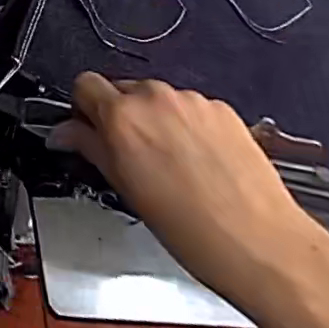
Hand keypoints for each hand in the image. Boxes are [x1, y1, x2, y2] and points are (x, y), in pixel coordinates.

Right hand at [47, 72, 324, 299]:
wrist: (261, 243)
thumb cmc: (195, 230)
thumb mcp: (125, 190)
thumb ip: (91, 149)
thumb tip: (67, 134)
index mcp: (123, 117)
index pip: (84, 84)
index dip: (83, 108)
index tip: (88, 128)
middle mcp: (155, 98)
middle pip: (121, 90)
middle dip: (119, 117)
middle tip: (128, 155)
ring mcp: (191, 101)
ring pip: (156, 99)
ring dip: (154, 121)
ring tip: (168, 166)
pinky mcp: (220, 108)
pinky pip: (190, 107)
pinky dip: (186, 127)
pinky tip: (196, 163)